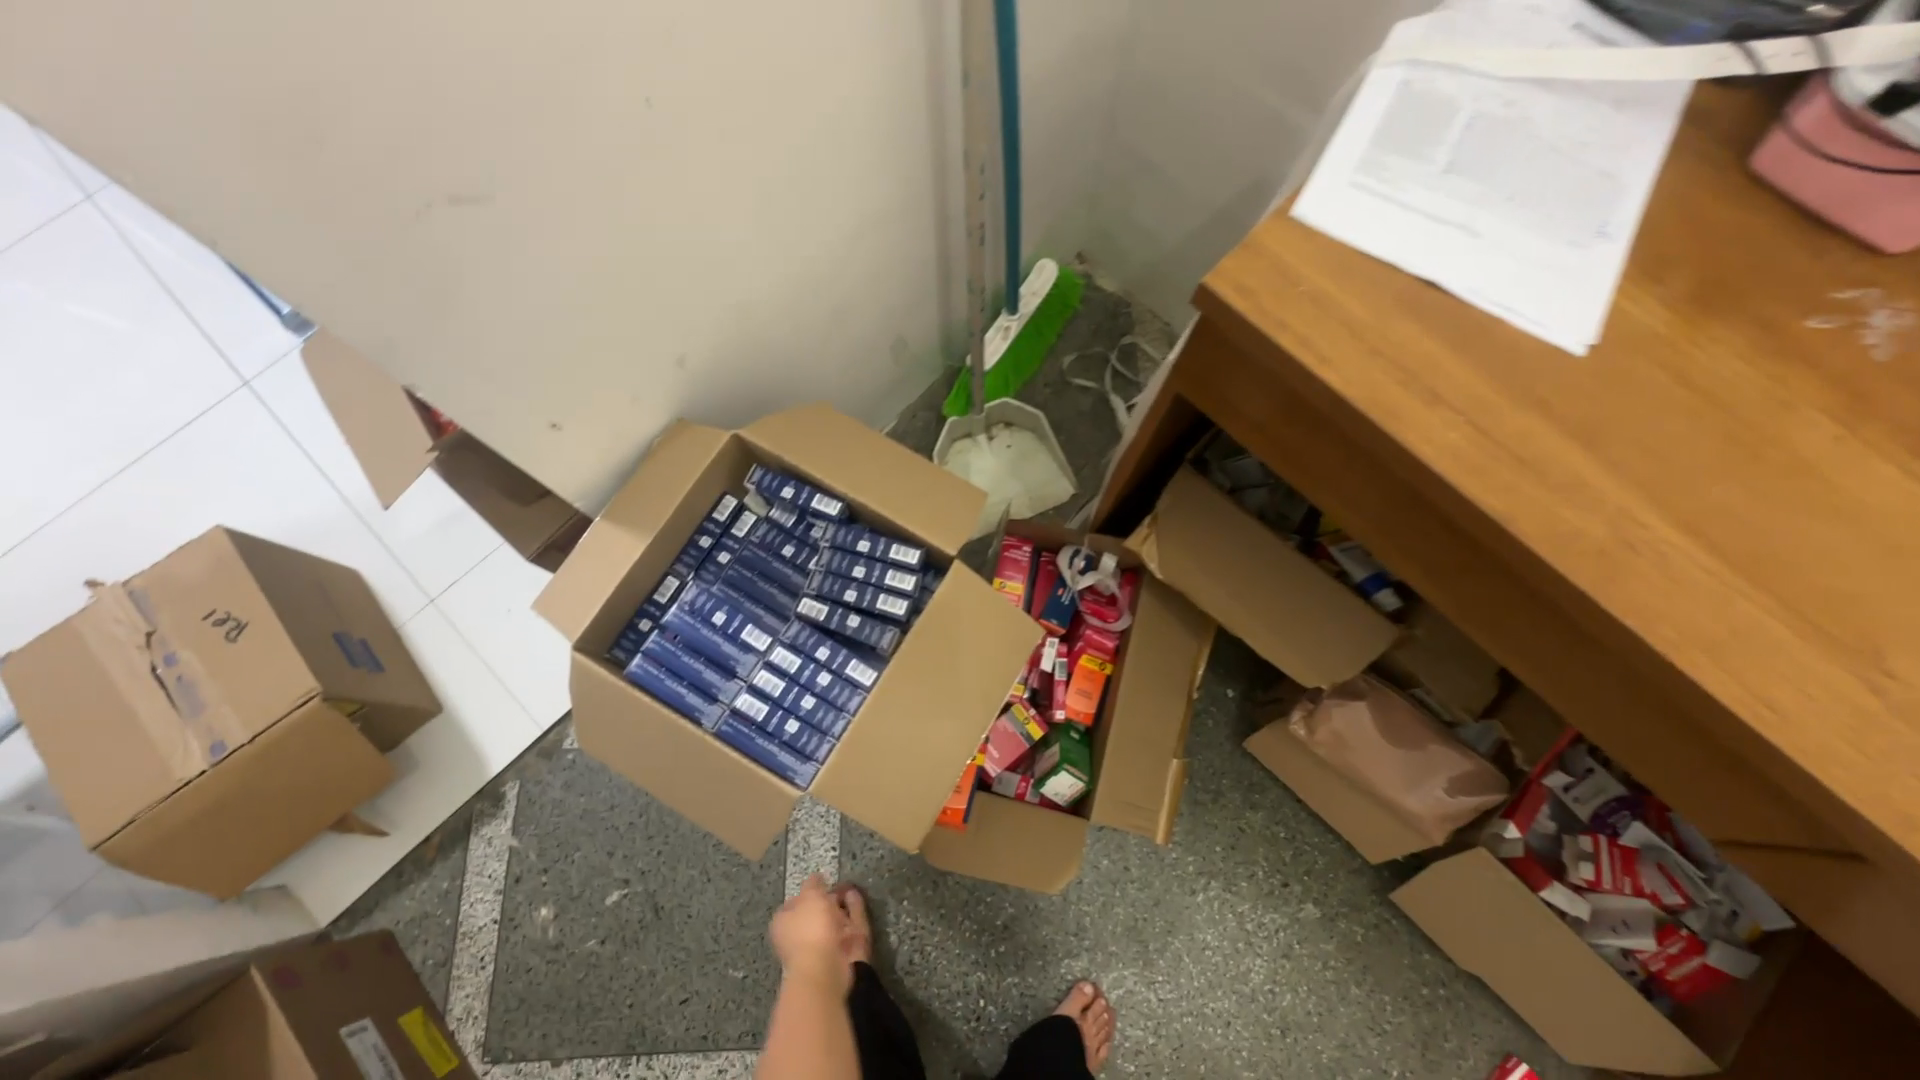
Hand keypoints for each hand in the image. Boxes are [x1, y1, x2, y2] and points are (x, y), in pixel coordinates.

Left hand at [769, 874, 850, 992]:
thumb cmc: (810, 929)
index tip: (824, 884)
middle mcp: (798, 936)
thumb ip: (813, 884)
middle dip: (828, 901)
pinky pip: (848, 928)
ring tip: (851, 890)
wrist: (824, 969)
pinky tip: (857, 900)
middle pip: (815, 914)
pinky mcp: (839, 954)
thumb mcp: (810, 896)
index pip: (795, 903)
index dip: (809, 892)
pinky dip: (853, 914)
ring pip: (833, 922)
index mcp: (783, 923)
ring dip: (842, 907)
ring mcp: (819, 947)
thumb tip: (816, 877)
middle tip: (841, 886)